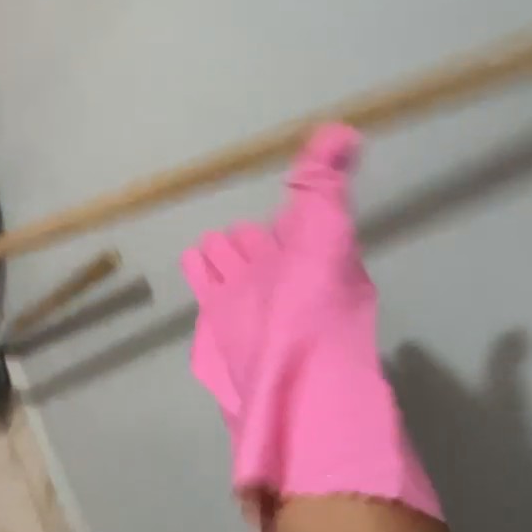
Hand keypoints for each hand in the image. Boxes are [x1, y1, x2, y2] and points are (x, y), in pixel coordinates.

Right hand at [181, 124, 440, 531]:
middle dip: (247, 241)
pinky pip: (209, 300)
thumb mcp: (326, 245)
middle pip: (260, 255)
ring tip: (204, 246)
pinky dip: (201, 282)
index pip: (296, 229)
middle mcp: (279, 288)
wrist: (291, 401)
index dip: (294, 208)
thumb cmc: (312, 322)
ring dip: (221, 261)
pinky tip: (191, 273)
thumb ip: (325, 192)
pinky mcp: (220, 337)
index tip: (287, 185)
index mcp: (310, 265)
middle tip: (231, 228)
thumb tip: (340, 129)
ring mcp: (246, 315)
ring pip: (230, 277)